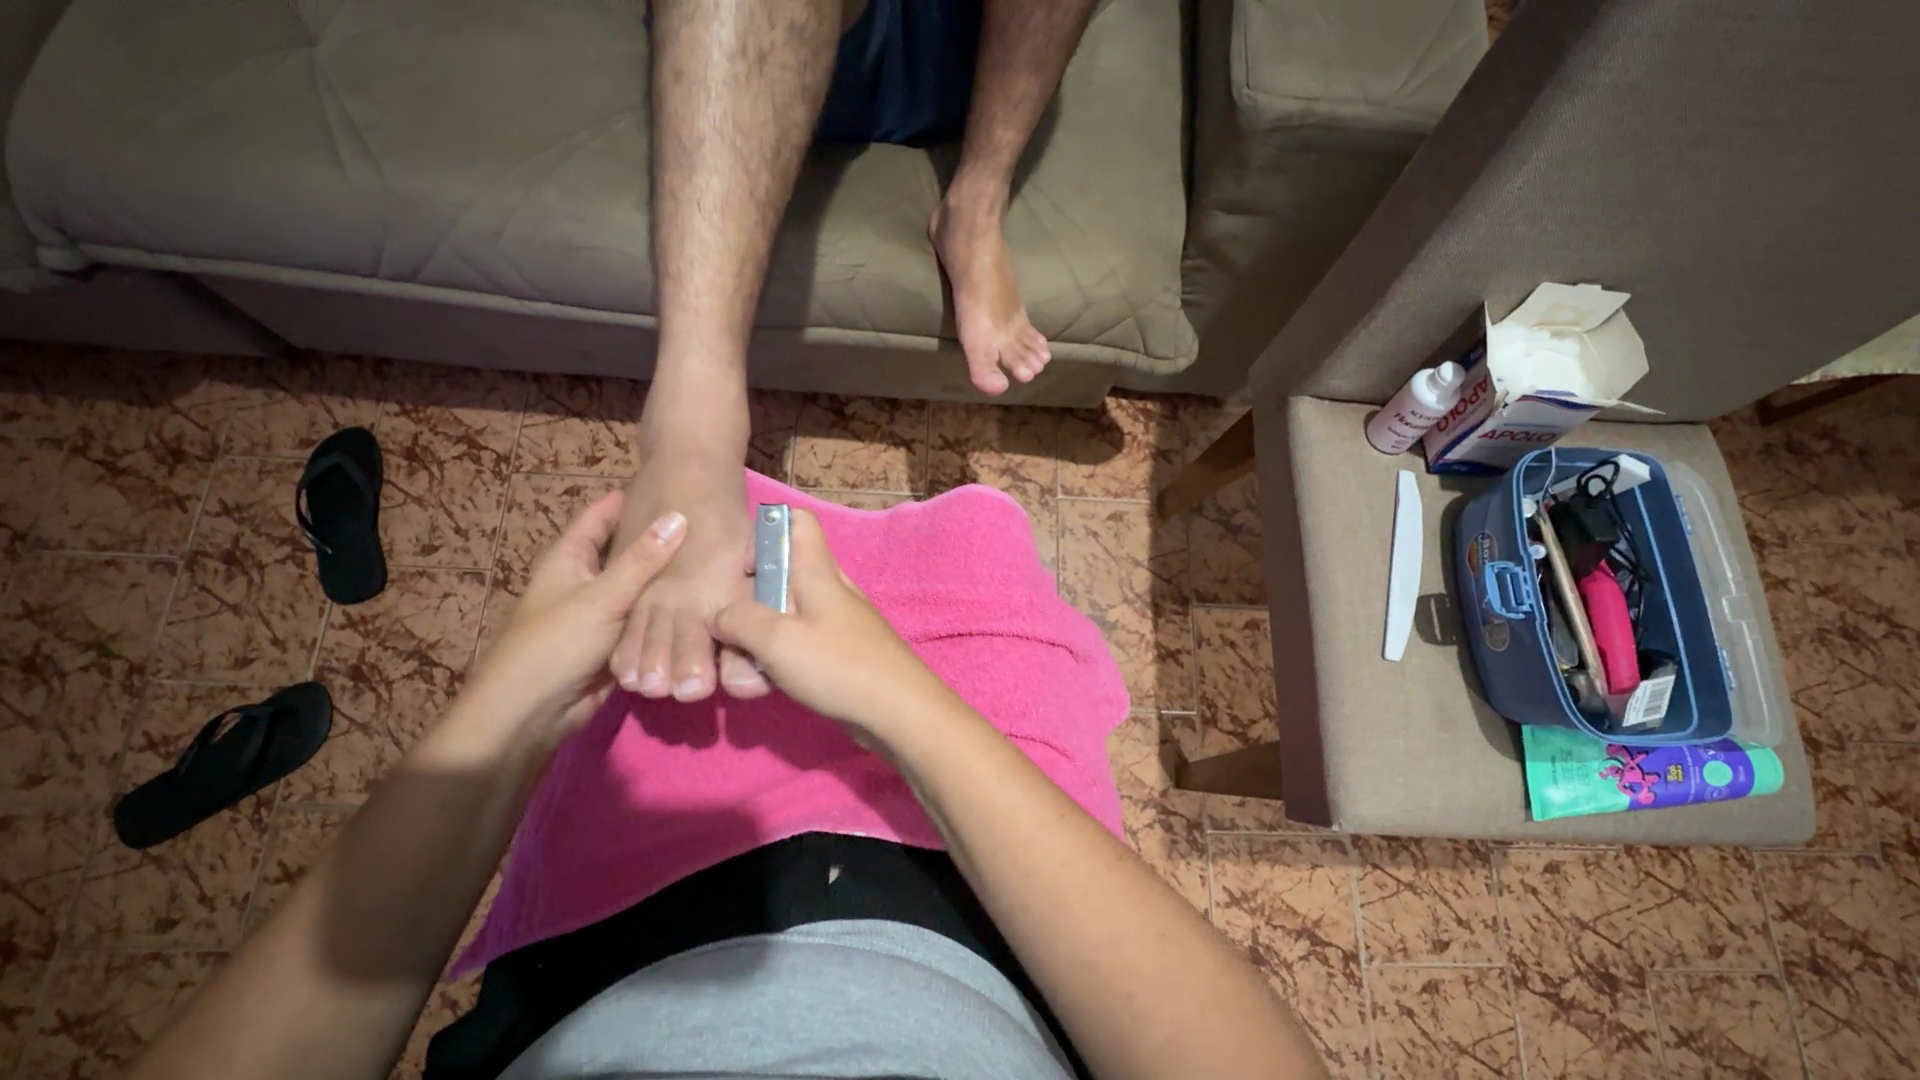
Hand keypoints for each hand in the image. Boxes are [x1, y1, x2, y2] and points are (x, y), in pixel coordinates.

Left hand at [469, 492, 685, 734]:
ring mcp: (603, 610)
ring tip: (713, 555)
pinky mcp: (617, 640)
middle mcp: (586, 578)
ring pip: (641, 585)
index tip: (673, 481)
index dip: (632, 497)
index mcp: (570, 557)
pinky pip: (645, 617)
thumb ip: (643, 559)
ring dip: (667, 577)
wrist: (533, 713)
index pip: (603, 513)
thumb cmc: (556, 645)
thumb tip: (680, 516)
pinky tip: (700, 599)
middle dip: (659, 537)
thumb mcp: (602, 597)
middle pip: (626, 548)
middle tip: (706, 521)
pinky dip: (666, 609)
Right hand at [711, 508, 954, 738]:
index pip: (795, 521)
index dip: (764, 532)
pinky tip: (767, 688)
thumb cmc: (839, 666)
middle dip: (745, 608)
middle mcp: (825, 591)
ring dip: (756, 646)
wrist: (899, 713)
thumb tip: (719, 616)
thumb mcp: (777, 640)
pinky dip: (777, 664)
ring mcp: (831, 624)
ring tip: (750, 679)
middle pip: (776, 579)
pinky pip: (794, 648)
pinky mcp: (835, 655)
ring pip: (780, 620)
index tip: (743, 568)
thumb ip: (738, 620)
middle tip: (731, 641)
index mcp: (816, 572)